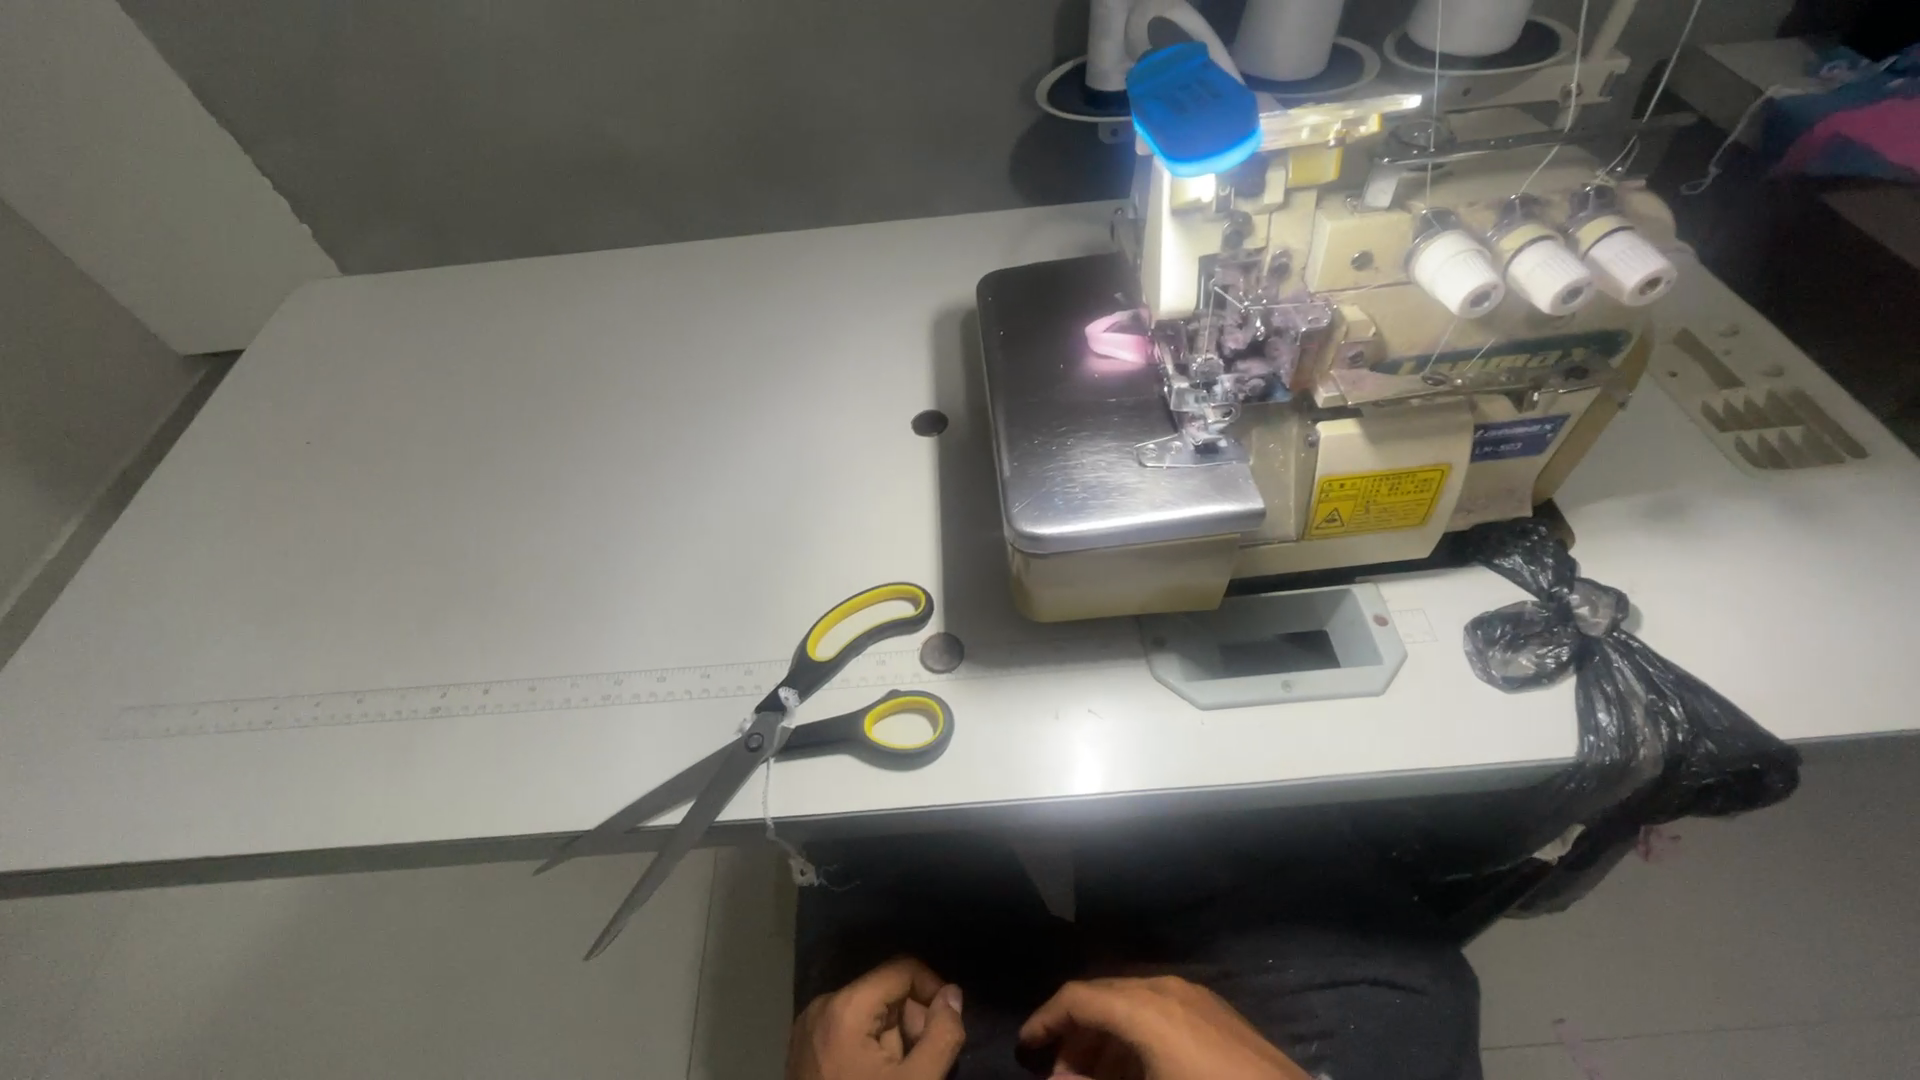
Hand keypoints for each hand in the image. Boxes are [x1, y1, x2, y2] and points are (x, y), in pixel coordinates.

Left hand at [787, 957, 965, 1079]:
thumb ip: (942, 1035)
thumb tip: (953, 994)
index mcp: (846, 1006)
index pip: (903, 969)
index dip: (934, 990)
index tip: (948, 1026)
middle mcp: (823, 1005)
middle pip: (887, 992)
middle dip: (913, 1023)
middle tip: (921, 1064)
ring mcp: (810, 1026)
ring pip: (871, 1013)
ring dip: (894, 1040)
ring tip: (898, 1077)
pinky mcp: (806, 1047)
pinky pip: (851, 1029)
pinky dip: (872, 1048)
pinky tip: (877, 1078)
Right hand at [1018, 976, 1311, 1079]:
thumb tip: (1062, 1079)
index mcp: (1144, 1005)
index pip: (1078, 998)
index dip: (1045, 1021)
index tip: (1025, 1049)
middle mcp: (1166, 988)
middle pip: (1104, 998)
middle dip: (1076, 1038)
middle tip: (1059, 1079)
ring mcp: (1196, 999)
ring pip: (1132, 1006)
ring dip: (1106, 1043)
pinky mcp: (1218, 1016)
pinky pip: (1160, 1016)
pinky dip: (1136, 1040)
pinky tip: (1136, 1075)